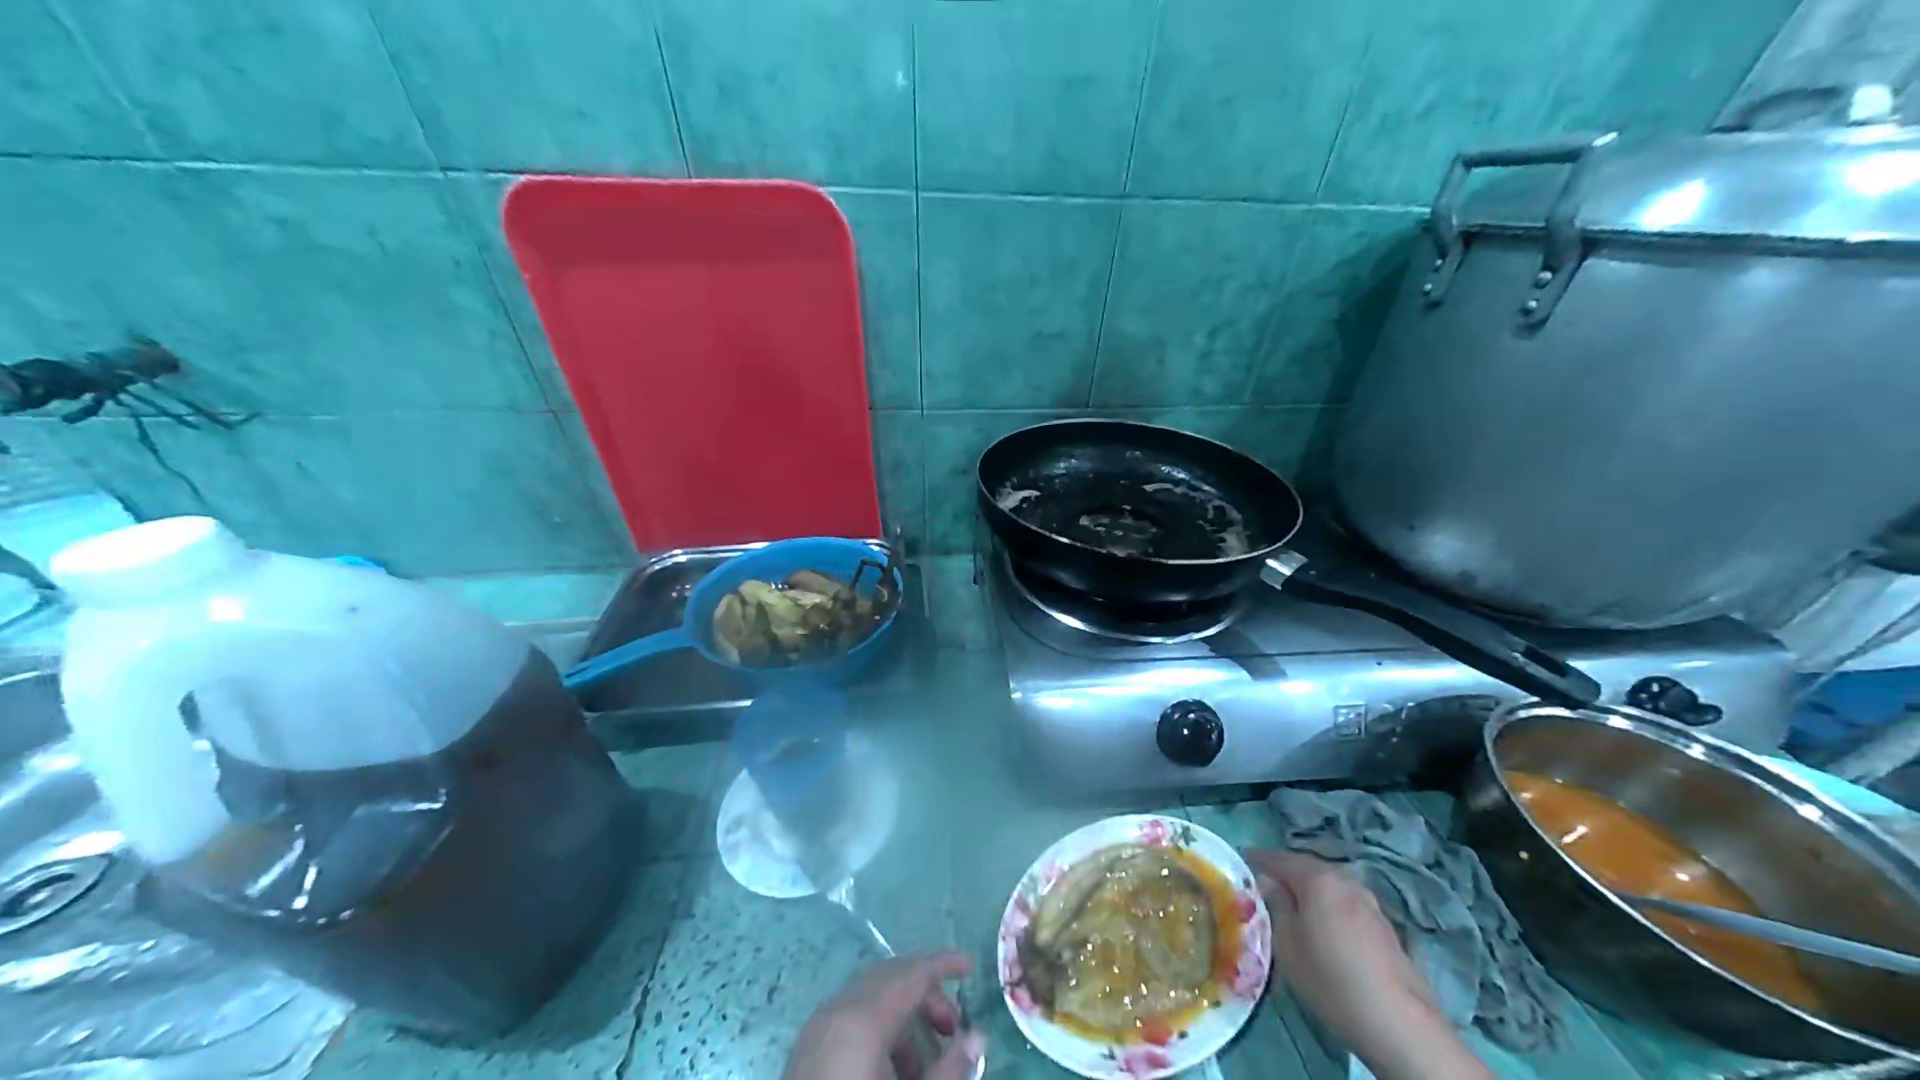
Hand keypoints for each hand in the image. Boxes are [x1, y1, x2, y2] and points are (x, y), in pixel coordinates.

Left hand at [784, 950, 986, 1079]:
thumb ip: (949, 1070)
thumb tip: (977, 1036)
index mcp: (862, 1018)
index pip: (911, 972)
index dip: (944, 964)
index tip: (972, 966)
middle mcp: (837, 1010)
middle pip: (890, 979)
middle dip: (927, 994)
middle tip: (955, 1026)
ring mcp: (817, 1028)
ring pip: (871, 998)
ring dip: (905, 1016)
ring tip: (929, 1059)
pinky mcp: (807, 1049)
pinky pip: (851, 1018)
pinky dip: (880, 1028)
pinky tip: (897, 1069)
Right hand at [1249, 850, 1490, 1079]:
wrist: (1399, 1024)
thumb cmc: (1330, 978)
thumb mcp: (1286, 943)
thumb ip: (1274, 905)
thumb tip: (1267, 882)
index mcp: (1318, 878)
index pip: (1278, 858)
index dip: (1255, 860)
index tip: (1238, 865)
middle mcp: (1346, 881)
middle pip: (1306, 869)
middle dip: (1283, 875)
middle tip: (1262, 890)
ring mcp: (1370, 904)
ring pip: (1328, 888)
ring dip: (1308, 893)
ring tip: (1291, 910)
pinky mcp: (1385, 928)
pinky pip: (1345, 906)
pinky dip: (1328, 909)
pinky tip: (1322, 929)